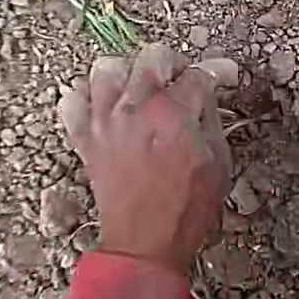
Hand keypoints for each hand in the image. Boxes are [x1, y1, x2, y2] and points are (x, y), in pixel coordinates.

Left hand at [58, 43, 230, 272]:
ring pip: (108, 67)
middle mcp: (135, 109)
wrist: (146, 243)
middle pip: (153, 56)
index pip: (198, 72)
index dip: (218, 71)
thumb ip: (211, 115)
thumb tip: (207, 90)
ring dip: (130, 74)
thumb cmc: (189, 204)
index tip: (225, 76)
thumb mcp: (218, 156)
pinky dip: (89, 97)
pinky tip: (109, 107)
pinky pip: (73, 100)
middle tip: (184, 82)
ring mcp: (105, 122)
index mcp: (174, 112)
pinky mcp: (85, 139)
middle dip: (174, 64)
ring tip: (144, 91)